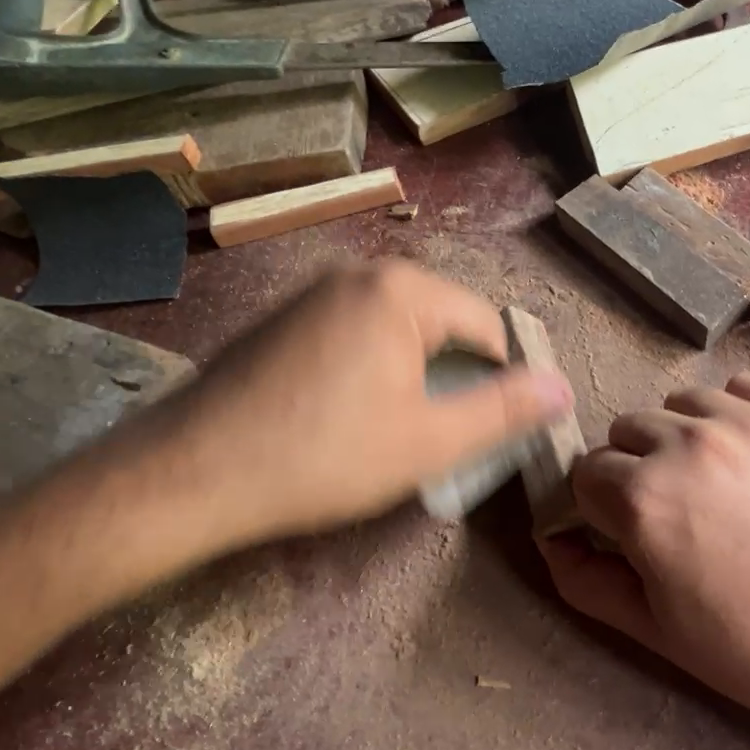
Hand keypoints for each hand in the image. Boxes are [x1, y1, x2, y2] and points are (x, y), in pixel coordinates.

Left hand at [150, 259, 572, 546]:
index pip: (486, 326)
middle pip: (441, 321)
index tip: (485, 429)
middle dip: (451, 375)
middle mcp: (360, 272)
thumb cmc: (322, 457)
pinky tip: (345, 415)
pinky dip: (369, 367)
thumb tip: (564, 388)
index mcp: (403, 289)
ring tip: (392, 429)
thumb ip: (505, 411)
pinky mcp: (283, 317)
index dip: (498, 379)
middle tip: (437, 434)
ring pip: (397, 328)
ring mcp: (314, 290)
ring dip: (412, 373)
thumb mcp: (429, 442)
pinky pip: (354, 332)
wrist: (185, 476)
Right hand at [538, 373, 749, 740]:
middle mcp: (688, 445)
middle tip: (677, 510)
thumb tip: (550, 538)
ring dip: (683, 435)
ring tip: (718, 483)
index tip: (629, 527)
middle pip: (627, 429)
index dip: (601, 504)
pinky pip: (738, 387)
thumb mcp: (655, 630)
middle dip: (637, 466)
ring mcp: (745, 421)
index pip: (587, 472)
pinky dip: (734, 412)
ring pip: (679, 404)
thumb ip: (585, 580)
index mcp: (644, 499)